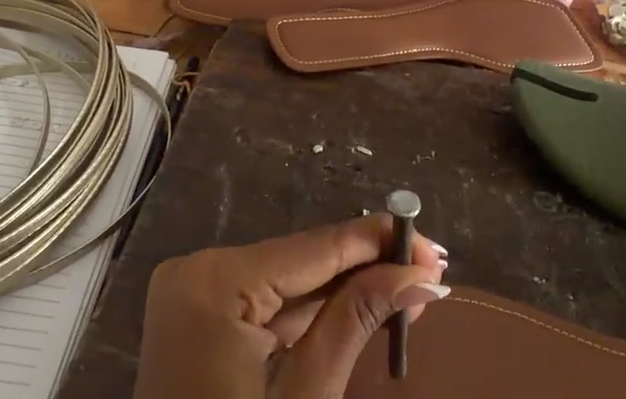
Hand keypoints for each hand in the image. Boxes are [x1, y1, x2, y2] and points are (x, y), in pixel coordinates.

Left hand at [133, 215, 450, 398]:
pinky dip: (306, 310)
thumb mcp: (307, 392)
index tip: (433, 247)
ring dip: (342, 289)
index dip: (378, 241)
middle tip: (429, 272)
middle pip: (301, 260)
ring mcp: (191, 292)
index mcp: (216, 281)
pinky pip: (261, 301)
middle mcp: (197, 269)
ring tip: (406, 288)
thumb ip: (358, 318)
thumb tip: (420, 275)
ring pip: (284, 279)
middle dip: (365, 267)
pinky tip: (357, 306)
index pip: (314, 247)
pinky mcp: (195, 316)